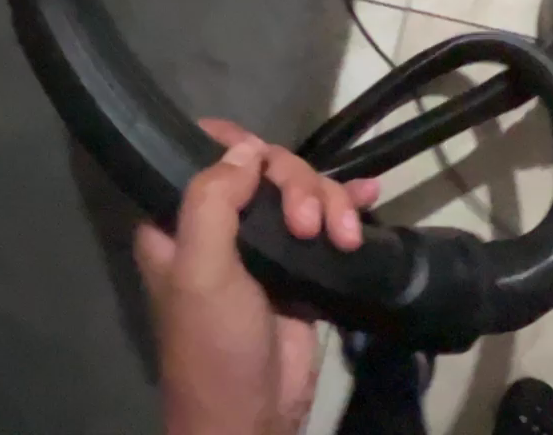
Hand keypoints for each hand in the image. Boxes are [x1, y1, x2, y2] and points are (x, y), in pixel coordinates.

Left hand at [135, 119, 381, 434]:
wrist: (254, 418)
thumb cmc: (213, 347)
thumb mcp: (200, 275)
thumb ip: (211, 204)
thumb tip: (247, 148)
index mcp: (182, 223)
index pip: (203, 157)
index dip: (235, 144)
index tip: (264, 155)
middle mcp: (223, 223)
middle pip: (267, 167)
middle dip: (299, 186)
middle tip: (310, 225)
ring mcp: (265, 240)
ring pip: (304, 188)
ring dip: (332, 201)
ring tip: (345, 238)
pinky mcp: (302, 259)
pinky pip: (330, 212)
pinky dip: (351, 202)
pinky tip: (370, 196)